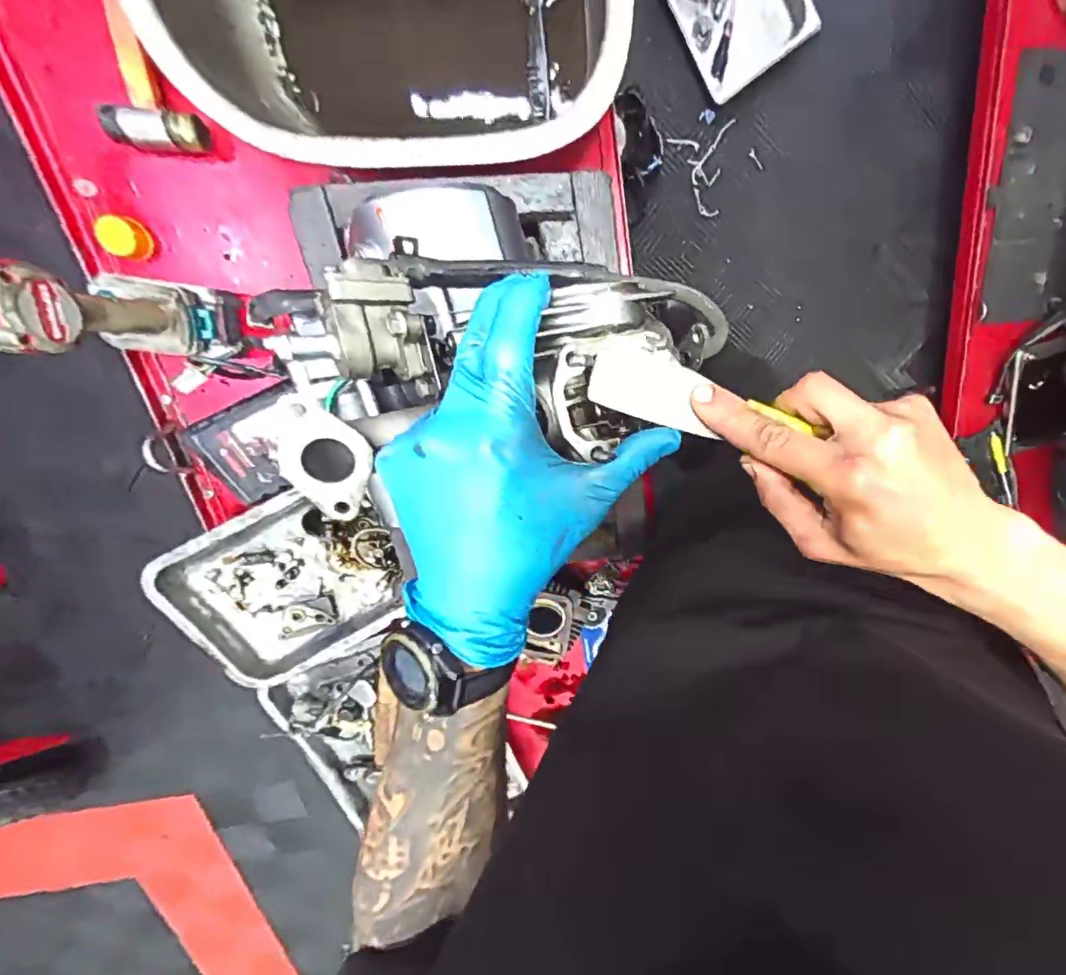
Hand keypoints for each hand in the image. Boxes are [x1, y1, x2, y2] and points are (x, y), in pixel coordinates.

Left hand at [381, 274, 680, 668]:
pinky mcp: (404, 456)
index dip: (517, 302)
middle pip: (474, 354)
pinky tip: (484, 449)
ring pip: (456, 389)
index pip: (501, 341)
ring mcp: (419, 442)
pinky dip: (462, 420)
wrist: (469, 597)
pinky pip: (435, 419)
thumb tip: (661, 440)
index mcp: (495, 431)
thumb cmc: (519, 553)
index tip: (530, 285)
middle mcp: (449, 429)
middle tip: (521, 316)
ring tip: (512, 415)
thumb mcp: (582, 499)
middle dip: (500, 329)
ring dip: (485, 386)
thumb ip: (629, 461)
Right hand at [689, 372, 1041, 598]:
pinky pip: (865, 404)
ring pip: (836, 397)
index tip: (707, 400)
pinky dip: (860, 427)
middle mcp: (878, 439)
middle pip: (809, 389)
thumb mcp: (826, 544)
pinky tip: (881, 456)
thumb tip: (756, 462)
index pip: (776, 439)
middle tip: (803, 443)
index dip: (734, 418)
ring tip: (856, 462)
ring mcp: (901, 416)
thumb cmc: (898, 548)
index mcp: (850, 478)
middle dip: (791, 410)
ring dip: (830, 425)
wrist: (966, 538)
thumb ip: (782, 501)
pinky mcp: (916, 405)